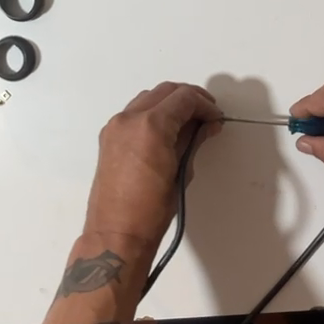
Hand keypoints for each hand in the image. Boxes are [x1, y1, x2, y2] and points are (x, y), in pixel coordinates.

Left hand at [85, 82, 220, 246]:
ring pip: (148, 97)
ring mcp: (115, 126)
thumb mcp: (182, 172)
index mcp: (151, 126)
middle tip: (207, 115)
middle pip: (166, 91)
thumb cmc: (152, 210)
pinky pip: (134, 112)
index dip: (205, 105)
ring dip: (170, 103)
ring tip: (189, 121)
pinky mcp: (108, 136)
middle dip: (189, 98)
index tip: (215, 117)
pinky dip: (153, 112)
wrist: (116, 232)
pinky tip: (166, 129)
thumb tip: (207, 125)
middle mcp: (129, 118)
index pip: (184, 98)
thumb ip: (194, 140)